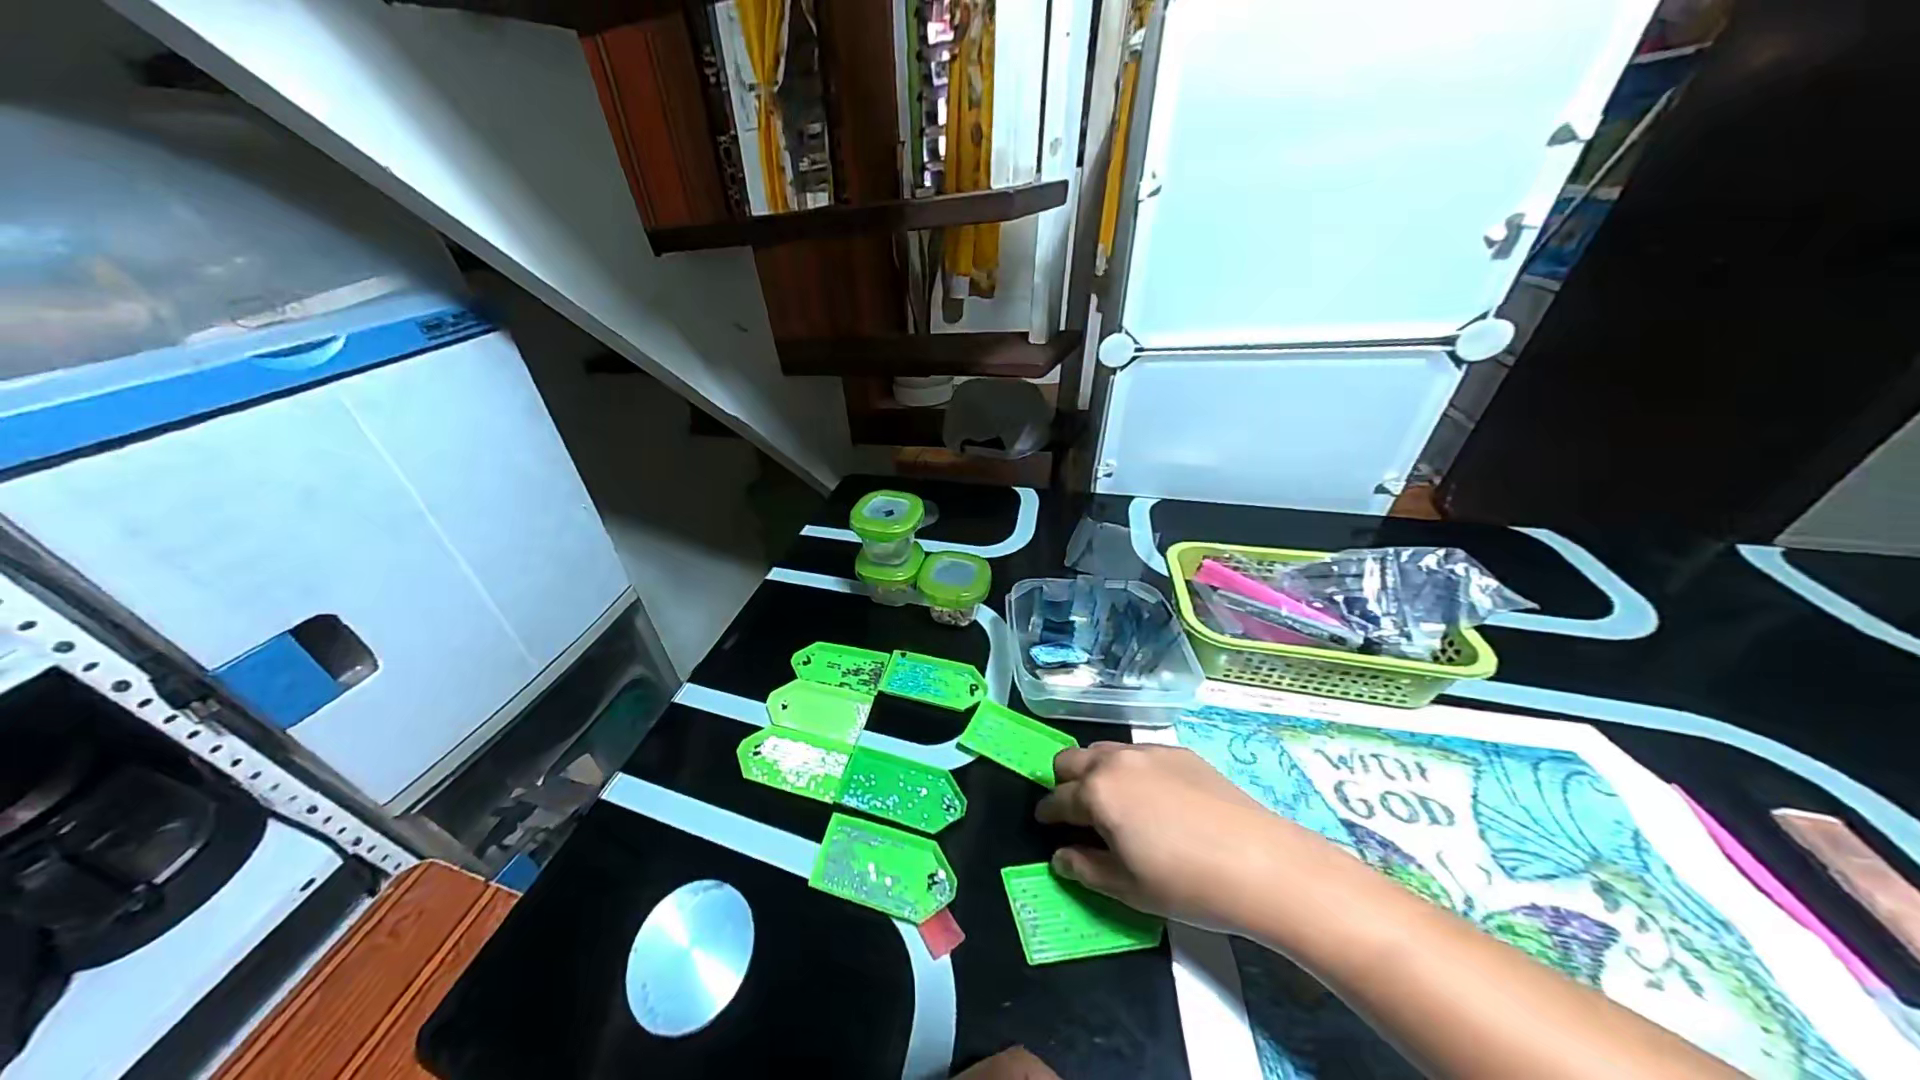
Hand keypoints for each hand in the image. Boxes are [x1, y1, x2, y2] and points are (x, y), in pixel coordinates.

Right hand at [1035, 742, 1346, 934]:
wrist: (1261, 862)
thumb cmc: (1185, 882)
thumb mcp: (1127, 888)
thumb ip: (1085, 869)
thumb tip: (1060, 857)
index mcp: (1097, 792)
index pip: (1057, 799)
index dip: (1047, 814)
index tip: (1046, 825)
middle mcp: (1117, 761)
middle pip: (1072, 759)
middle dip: (1064, 783)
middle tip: (1076, 812)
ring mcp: (1150, 751)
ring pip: (1105, 751)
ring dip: (1096, 771)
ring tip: (1114, 803)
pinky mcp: (1180, 752)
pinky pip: (1139, 753)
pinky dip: (1130, 769)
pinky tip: (1153, 799)